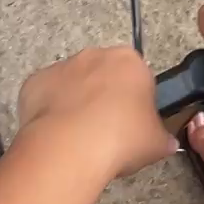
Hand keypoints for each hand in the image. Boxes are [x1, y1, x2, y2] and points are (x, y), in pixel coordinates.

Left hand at [17, 47, 176, 178]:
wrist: (70, 148)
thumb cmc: (120, 138)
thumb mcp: (156, 143)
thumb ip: (163, 138)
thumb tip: (167, 143)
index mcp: (130, 61)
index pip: (138, 77)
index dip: (135, 103)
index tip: (132, 125)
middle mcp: (96, 55)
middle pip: (103, 74)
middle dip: (104, 97)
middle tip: (106, 131)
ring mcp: (63, 66)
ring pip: (73, 83)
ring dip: (76, 103)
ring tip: (78, 138)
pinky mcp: (36, 81)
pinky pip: (45, 95)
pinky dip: (49, 111)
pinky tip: (56, 135)